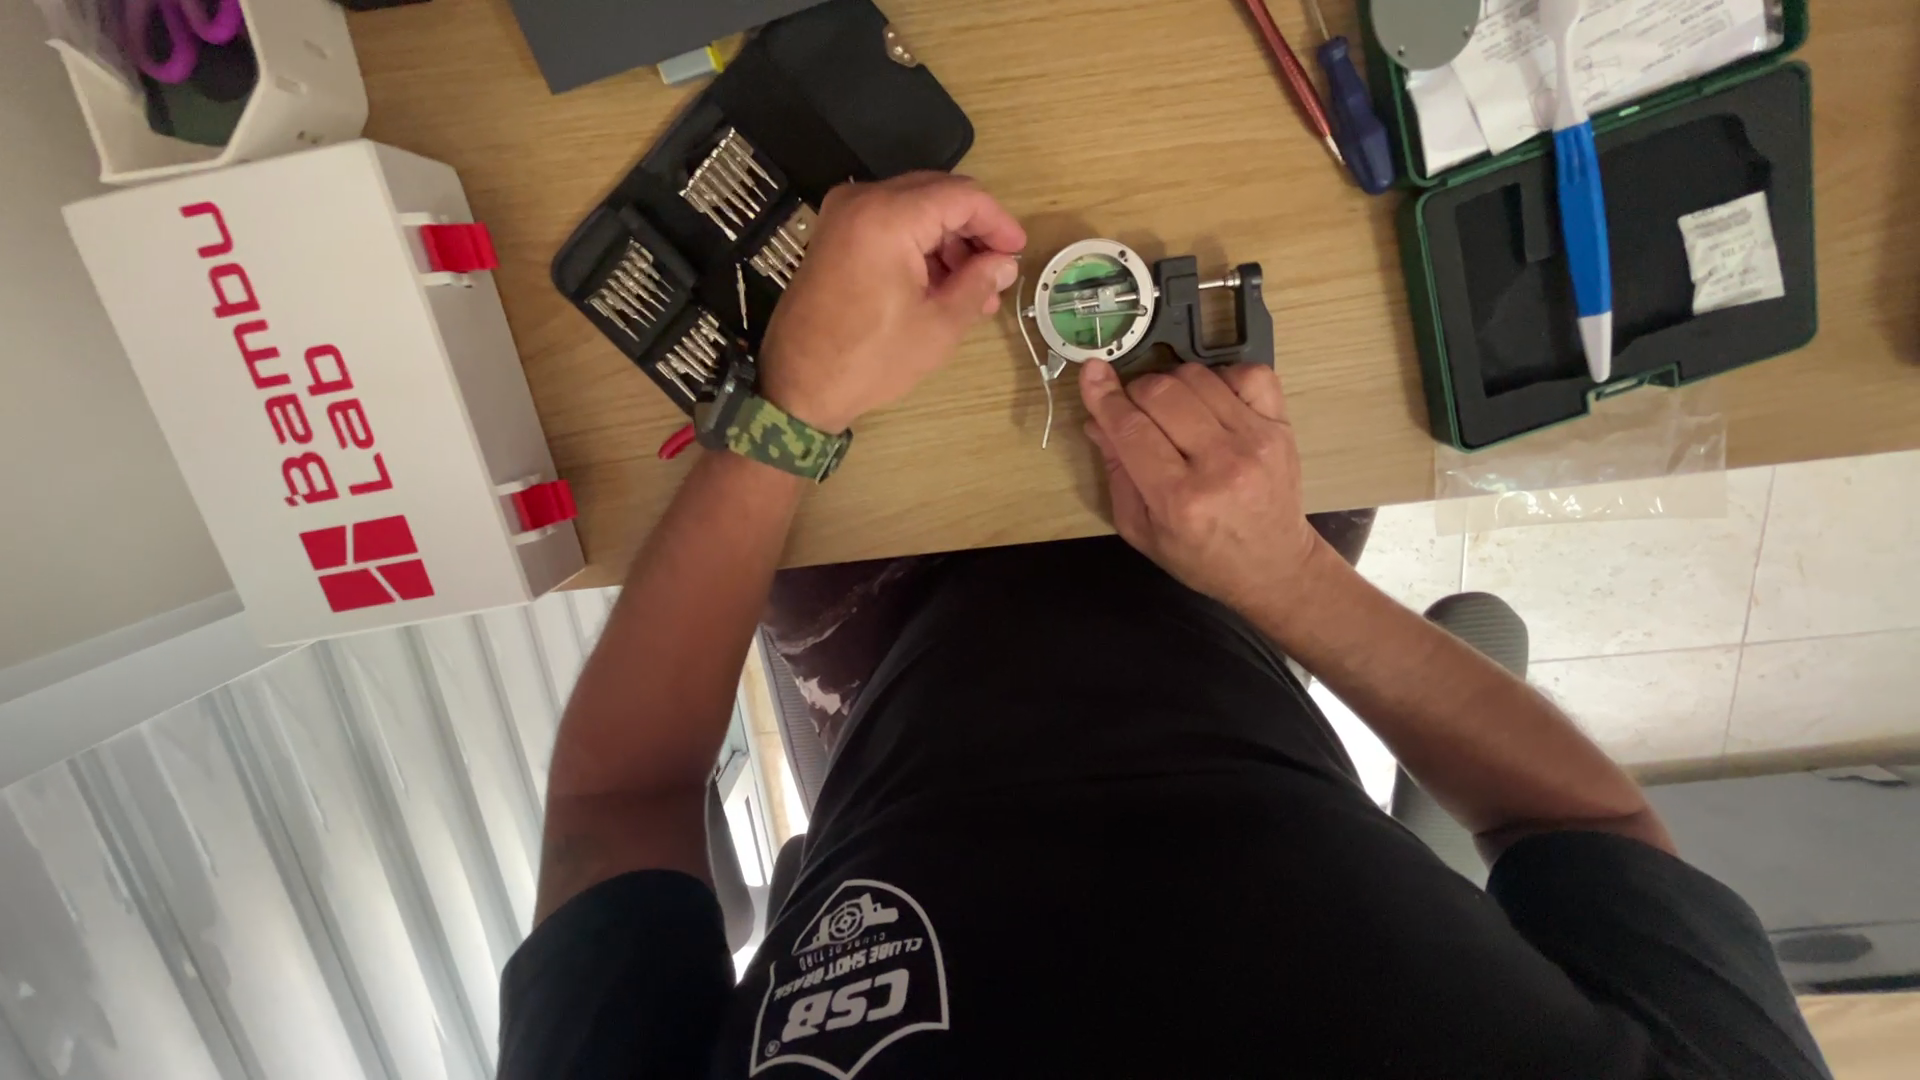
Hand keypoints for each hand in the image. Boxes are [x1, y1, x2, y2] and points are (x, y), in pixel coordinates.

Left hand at [758, 173, 1025, 432]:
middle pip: (937, 194)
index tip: (1017, 252)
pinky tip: (939, 285)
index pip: (962, 196)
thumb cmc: (870, 361)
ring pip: (913, 209)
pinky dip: (918, 247)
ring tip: (973, 291)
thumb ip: (977, 284)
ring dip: (947, 242)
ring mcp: (842, 216)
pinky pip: (888, 225)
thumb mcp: (938, 326)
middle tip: (997, 272)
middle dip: (973, 231)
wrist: (798, 387)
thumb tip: (1003, 264)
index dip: (998, 222)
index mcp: (889, 217)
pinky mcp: (833, 236)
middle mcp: (862, 201)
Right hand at [1079, 360, 1323, 614]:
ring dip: (1172, 384)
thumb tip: (1096, 420)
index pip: (1131, 429)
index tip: (1091, 374)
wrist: (1272, 566)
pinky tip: (1210, 400)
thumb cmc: (1199, 556)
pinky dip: (1220, 377)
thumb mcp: (1141, 530)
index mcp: (1179, 499)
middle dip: (1135, 392)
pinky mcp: (1281, 426)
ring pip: (1197, 377)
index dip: (1105, 397)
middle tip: (1134, 411)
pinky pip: (1248, 373)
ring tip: (1170, 411)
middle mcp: (1219, 463)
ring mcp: (1255, 440)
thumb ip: (1117, 473)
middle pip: (1161, 393)